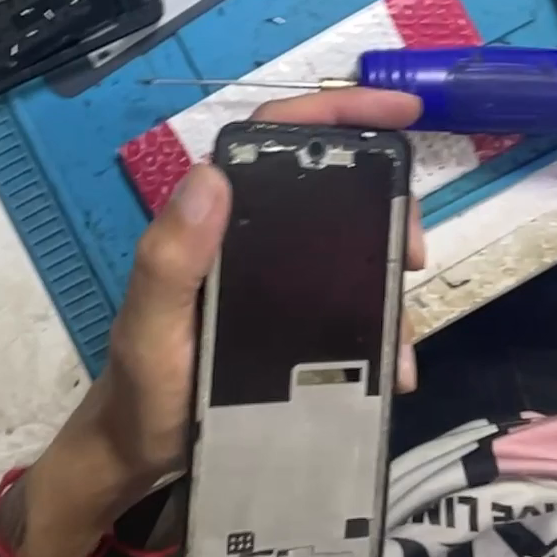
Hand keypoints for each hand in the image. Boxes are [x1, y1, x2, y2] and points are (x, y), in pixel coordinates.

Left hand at [17, 88, 426, 556]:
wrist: (148, 445)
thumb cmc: (145, 380)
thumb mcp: (152, 321)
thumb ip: (171, 254)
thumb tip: (212, 175)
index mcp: (218, 212)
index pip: (278, 133)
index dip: (339, 110)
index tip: (402, 110)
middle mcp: (254, 227)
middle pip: (333, 183)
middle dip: (385, 200)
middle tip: (412, 249)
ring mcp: (280, 269)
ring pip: (353, 240)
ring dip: (388, 269)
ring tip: (401, 323)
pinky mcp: (299, 309)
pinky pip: (353, 297)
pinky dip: (382, 322)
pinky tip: (393, 363)